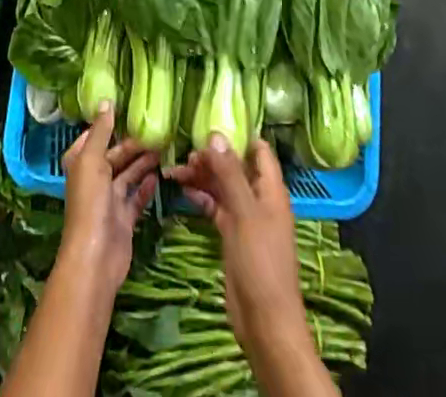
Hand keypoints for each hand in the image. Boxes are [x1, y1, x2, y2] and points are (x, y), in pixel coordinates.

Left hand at [59, 102, 158, 294]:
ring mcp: (109, 201)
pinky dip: (147, 186)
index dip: (109, 124)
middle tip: (158, 130)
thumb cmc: (91, 203)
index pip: (94, 138)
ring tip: (164, 147)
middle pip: (115, 156)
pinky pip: (137, 197)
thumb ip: (101, 132)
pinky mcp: (124, 218)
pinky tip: (160, 175)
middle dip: (133, 144)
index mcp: (81, 165)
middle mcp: (93, 180)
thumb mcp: (93, 161)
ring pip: (128, 175)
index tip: (131, 109)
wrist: (96, 256)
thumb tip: (107, 101)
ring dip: (144, 162)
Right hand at [166, 135, 307, 354]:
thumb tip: (216, 135)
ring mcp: (246, 218)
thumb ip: (230, 174)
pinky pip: (217, 208)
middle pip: (236, 168)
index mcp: (271, 189)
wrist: (265, 318)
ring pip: (224, 188)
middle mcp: (260, 199)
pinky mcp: (233, 236)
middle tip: (183, 155)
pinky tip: (183, 192)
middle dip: (213, 159)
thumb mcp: (245, 213)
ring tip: (175, 172)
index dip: (238, 137)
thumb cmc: (261, 262)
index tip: (209, 127)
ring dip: (203, 178)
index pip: (258, 151)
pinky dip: (202, 198)